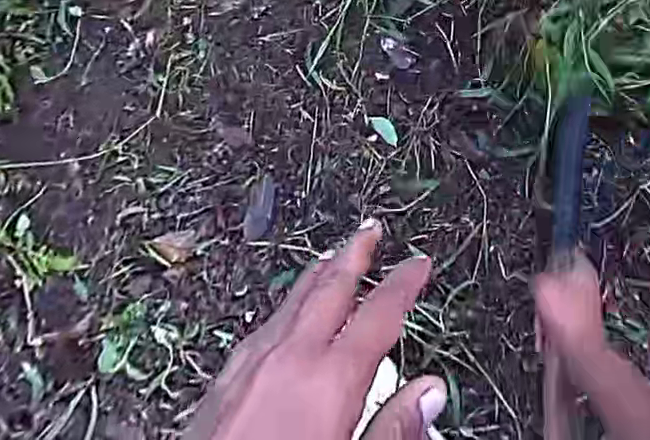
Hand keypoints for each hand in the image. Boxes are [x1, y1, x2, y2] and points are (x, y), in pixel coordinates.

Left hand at [183, 220, 445, 439]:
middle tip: (371, 229)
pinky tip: (284, 316)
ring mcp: (249, 369)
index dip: (404, 282)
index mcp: (329, 382)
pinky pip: (263, 328)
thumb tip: (430, 390)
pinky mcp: (219, 389)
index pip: (379, 314)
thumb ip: (392, 428)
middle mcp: (289, 361)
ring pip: (293, 301)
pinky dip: (286, 308)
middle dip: (355, 253)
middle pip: (331, 288)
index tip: (419, 264)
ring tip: (332, 256)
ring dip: (319, 274)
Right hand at [532, 251, 606, 359]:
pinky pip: (560, 321)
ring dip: (546, 316)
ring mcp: (586, 307)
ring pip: (557, 304)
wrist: (581, 357)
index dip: (552, 258)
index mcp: (583, 269)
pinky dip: (552, 329)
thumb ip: (539, 275)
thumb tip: (539, 278)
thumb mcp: (543, 286)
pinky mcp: (582, 326)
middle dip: (544, 296)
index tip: (544, 264)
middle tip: (541, 305)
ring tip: (545, 326)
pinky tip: (549, 336)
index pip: (567, 252)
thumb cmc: (569, 322)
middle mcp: (589, 286)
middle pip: (558, 282)